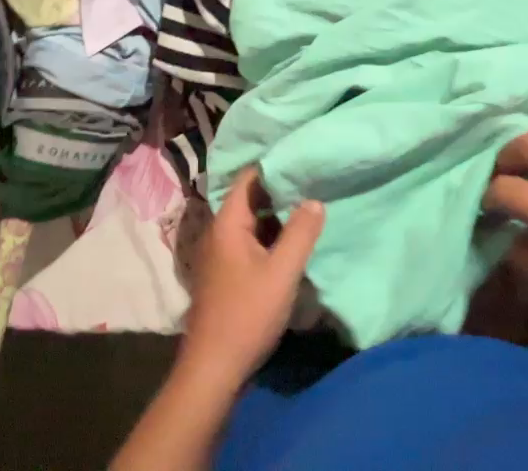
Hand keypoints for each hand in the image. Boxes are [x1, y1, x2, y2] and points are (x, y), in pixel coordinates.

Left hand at [176, 166, 324, 390]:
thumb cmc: (247, 314)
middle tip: (313, 182)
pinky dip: (269, 237)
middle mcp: (218, 232)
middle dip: (279, 191)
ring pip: (251, 223)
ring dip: (276, 217)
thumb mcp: (282, 272)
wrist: (213, 367)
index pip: (248, 179)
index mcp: (227, 223)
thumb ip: (300, 234)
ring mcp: (219, 254)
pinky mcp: (224, 274)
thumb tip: (314, 199)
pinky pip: (249, 243)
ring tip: (309, 208)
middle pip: (249, 200)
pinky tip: (292, 244)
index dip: (273, 166)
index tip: (302, 160)